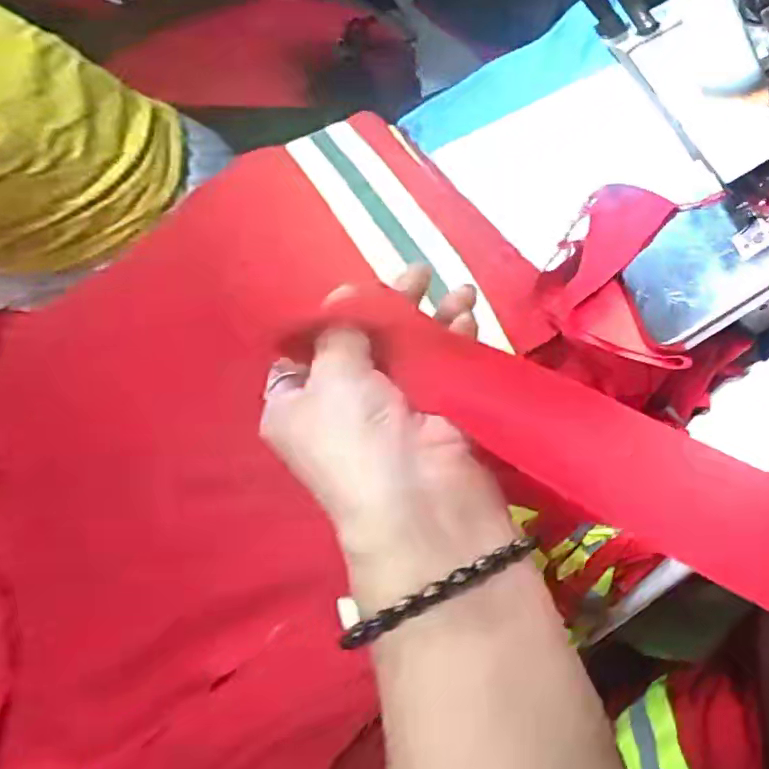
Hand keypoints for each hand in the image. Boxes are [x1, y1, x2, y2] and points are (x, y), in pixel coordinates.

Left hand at [260, 266, 506, 590]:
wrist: (421, 495)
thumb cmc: (357, 437)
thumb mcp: (332, 378)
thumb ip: (342, 330)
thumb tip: (346, 292)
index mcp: (299, 399)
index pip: (314, 345)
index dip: (338, 312)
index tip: (366, 285)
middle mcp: (347, 398)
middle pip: (371, 338)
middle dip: (396, 305)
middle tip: (422, 272)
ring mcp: (399, 401)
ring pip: (415, 345)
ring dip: (436, 316)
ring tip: (461, 291)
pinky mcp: (442, 403)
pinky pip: (447, 360)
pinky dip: (457, 337)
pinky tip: (469, 317)